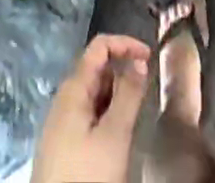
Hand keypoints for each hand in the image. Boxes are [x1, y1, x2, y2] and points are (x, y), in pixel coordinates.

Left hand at [31, 34, 150, 182]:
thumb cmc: (86, 174)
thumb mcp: (114, 136)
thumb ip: (128, 96)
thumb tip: (139, 60)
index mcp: (73, 88)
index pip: (98, 47)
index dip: (125, 44)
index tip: (151, 57)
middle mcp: (65, 96)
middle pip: (96, 67)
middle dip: (123, 68)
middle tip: (149, 86)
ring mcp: (63, 118)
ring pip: (94, 91)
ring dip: (117, 90)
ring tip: (139, 106)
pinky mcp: (65, 139)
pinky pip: (89, 111)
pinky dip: (108, 108)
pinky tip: (120, 125)